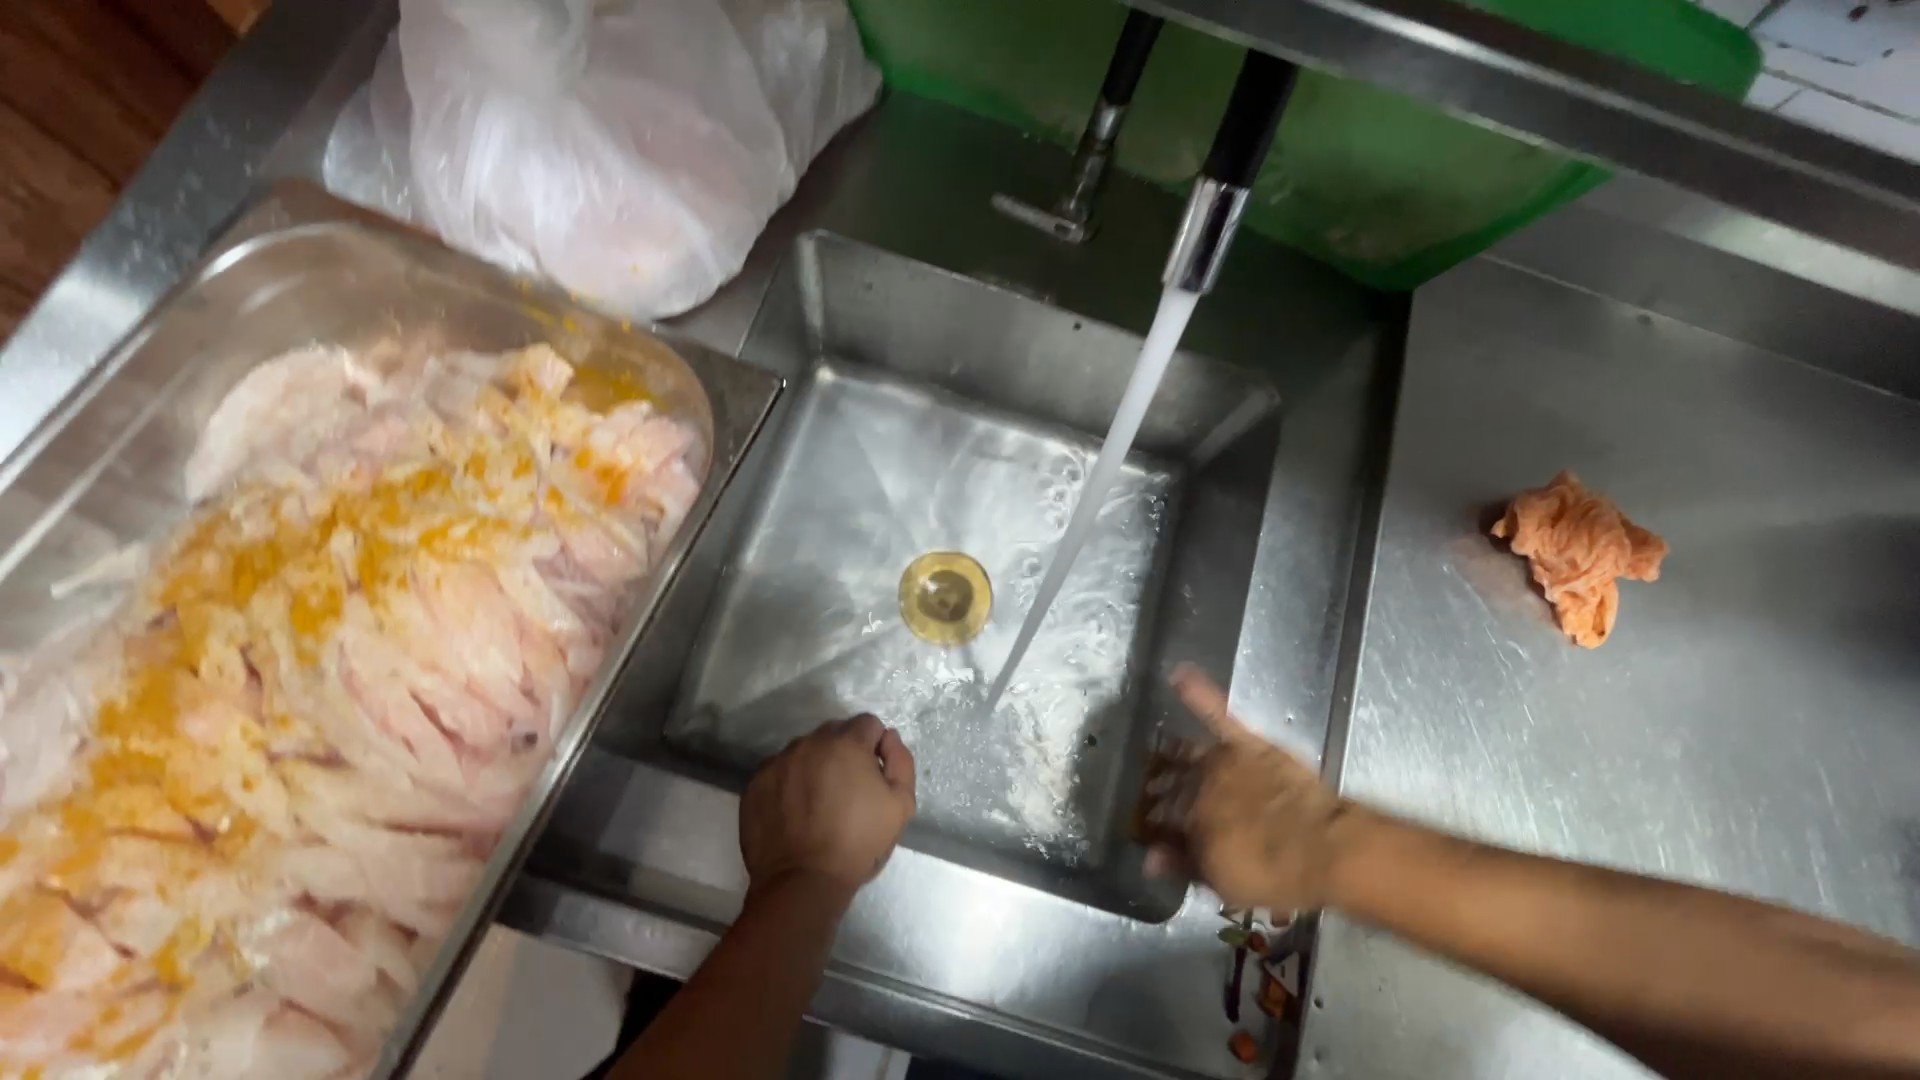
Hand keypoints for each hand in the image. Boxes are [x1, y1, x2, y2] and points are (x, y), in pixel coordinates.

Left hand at [740, 714, 916, 902]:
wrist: (802, 881)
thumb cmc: (857, 843)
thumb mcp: (901, 805)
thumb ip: (901, 761)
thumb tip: (888, 737)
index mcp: (846, 743)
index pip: (868, 724)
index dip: (875, 747)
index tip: (873, 776)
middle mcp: (809, 743)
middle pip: (834, 734)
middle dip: (845, 753)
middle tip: (848, 791)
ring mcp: (778, 762)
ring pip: (804, 751)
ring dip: (815, 766)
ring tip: (818, 804)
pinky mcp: (755, 784)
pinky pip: (779, 772)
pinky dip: (789, 784)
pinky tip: (794, 813)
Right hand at [1144, 665, 1347, 912]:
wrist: (1327, 849)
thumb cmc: (1276, 873)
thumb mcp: (1225, 881)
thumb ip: (1183, 864)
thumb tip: (1148, 858)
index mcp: (1191, 820)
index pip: (1163, 817)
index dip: (1156, 823)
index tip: (1151, 828)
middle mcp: (1200, 785)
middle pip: (1173, 784)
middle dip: (1160, 790)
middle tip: (1154, 797)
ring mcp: (1224, 760)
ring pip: (1188, 753)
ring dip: (1171, 754)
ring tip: (1160, 755)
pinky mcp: (1248, 743)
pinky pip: (1218, 712)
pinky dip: (1199, 692)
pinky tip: (1180, 674)